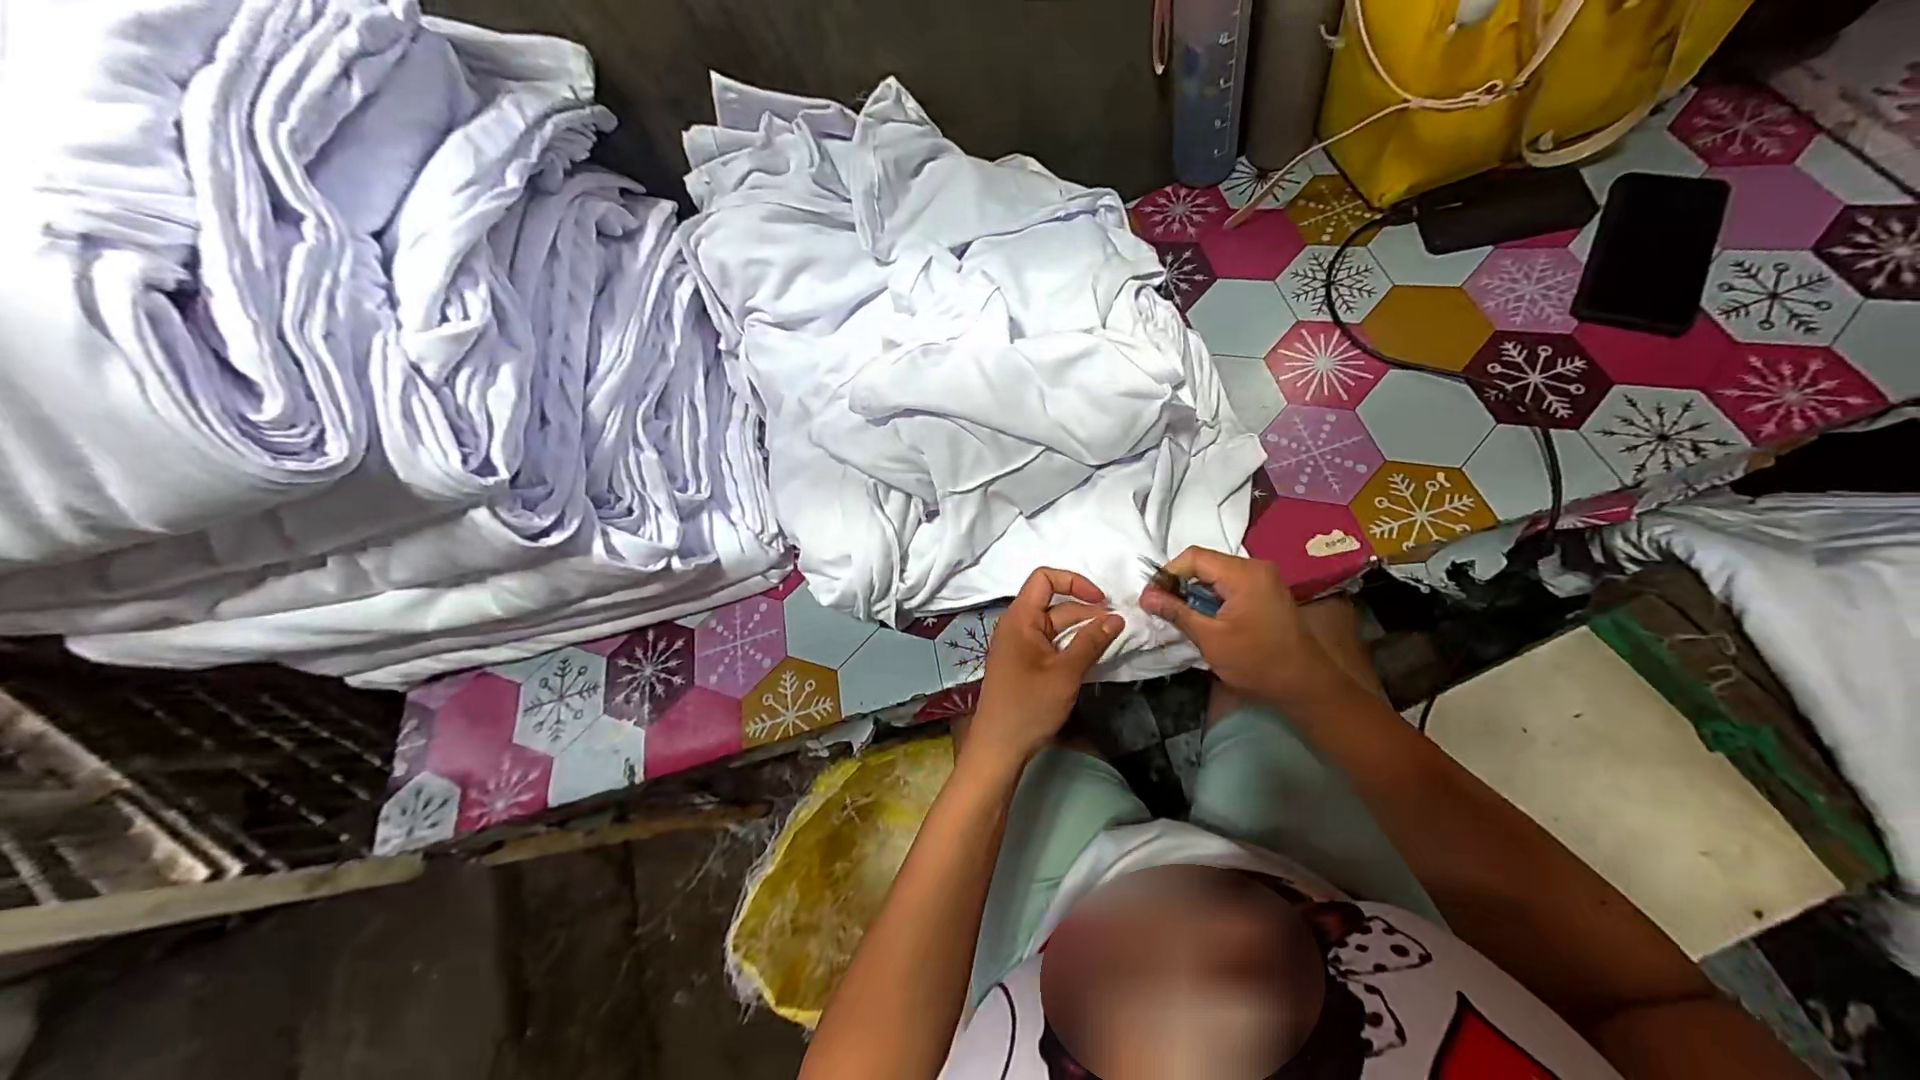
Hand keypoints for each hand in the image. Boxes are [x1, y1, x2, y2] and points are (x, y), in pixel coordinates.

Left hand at [965, 568, 1124, 772]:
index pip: (1044, 578)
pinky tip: (1093, 656)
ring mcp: (1020, 645)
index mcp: (1020, 618)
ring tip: (1112, 640)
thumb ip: (1091, 641)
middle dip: (1087, 611)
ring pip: (1056, 625)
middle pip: (1055, 603)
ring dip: (1082, 629)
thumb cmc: (1029, 706)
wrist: (999, 746)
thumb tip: (1117, 617)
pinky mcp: (1025, 663)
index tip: (1101, 601)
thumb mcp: (1066, 672)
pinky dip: (1072, 644)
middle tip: (1119, 626)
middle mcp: (1017, 625)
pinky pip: (1051, 643)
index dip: (1075, 582)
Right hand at [1138, 547, 1343, 710]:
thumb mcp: (1210, 639)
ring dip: (1195, 591)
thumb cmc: (1256, 662)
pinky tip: (1204, 617)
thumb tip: (1145, 596)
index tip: (1152, 597)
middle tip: (1162, 607)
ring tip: (1180, 614)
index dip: (1168, 574)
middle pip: (1205, 563)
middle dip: (1180, 583)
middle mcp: (1256, 567)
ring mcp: (1264, 579)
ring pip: (1216, 574)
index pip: (1194, 557)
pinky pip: (1230, 584)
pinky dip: (1212, 596)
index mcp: (1244, 574)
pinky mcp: (1267, 591)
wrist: (1306, 685)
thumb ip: (1176, 612)